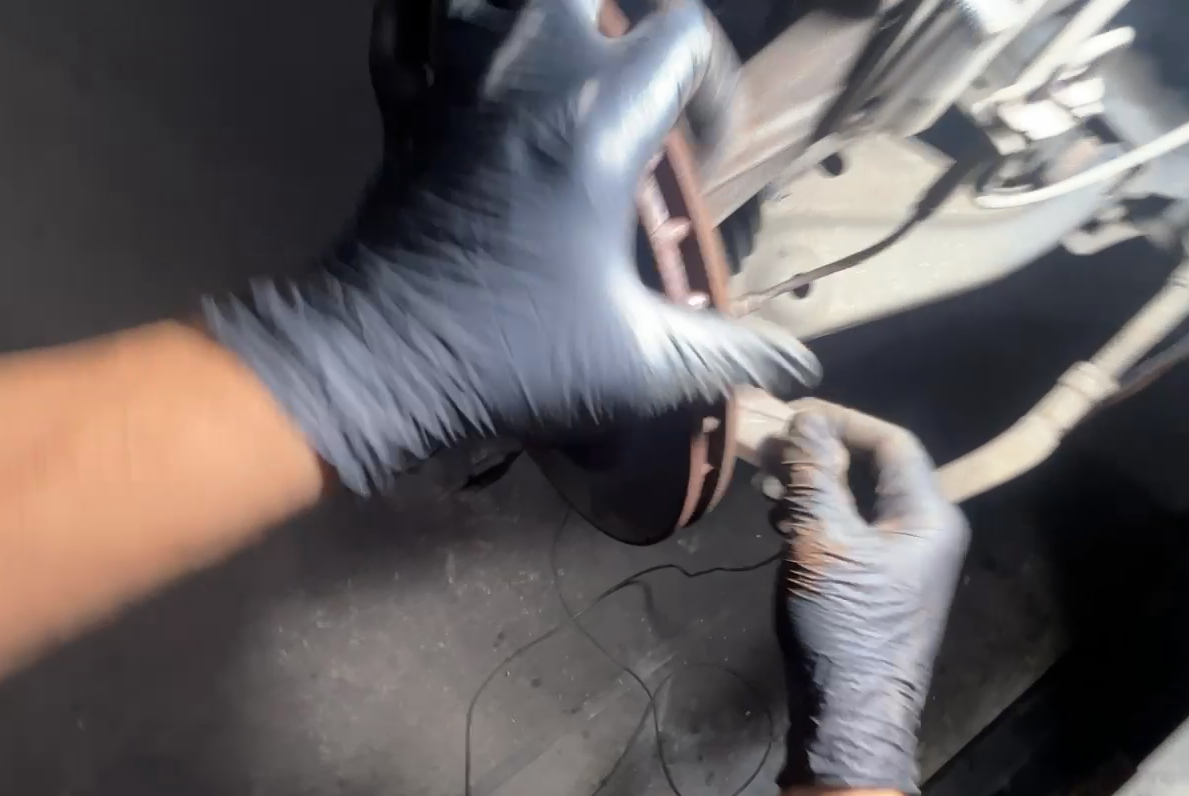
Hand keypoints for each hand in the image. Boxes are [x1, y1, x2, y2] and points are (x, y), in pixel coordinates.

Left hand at [206, 0, 816, 492]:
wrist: (382, 366)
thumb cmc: (515, 361)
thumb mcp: (640, 366)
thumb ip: (731, 353)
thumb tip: (805, 366)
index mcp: (595, 126)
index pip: (683, 38)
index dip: (712, 88)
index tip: (704, 155)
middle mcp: (526, 75)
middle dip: (629, 23)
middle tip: (637, 85)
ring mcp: (456, 80)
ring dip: (541, 16)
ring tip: (568, 63)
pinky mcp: (405, 104)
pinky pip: (415, 17)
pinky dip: (443, 20)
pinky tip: (474, 64)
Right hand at [772, 403, 968, 794]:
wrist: (849, 714)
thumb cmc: (843, 625)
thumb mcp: (822, 543)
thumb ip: (814, 477)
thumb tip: (805, 422)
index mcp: (926, 516)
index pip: (891, 443)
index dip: (841, 422)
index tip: (792, 416)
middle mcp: (921, 533)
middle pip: (871, 471)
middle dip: (817, 457)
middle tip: (768, 452)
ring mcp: (899, 561)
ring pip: (854, 502)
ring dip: (810, 488)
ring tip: (767, 488)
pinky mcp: (874, 584)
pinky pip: (846, 533)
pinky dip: (813, 519)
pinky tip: (781, 522)